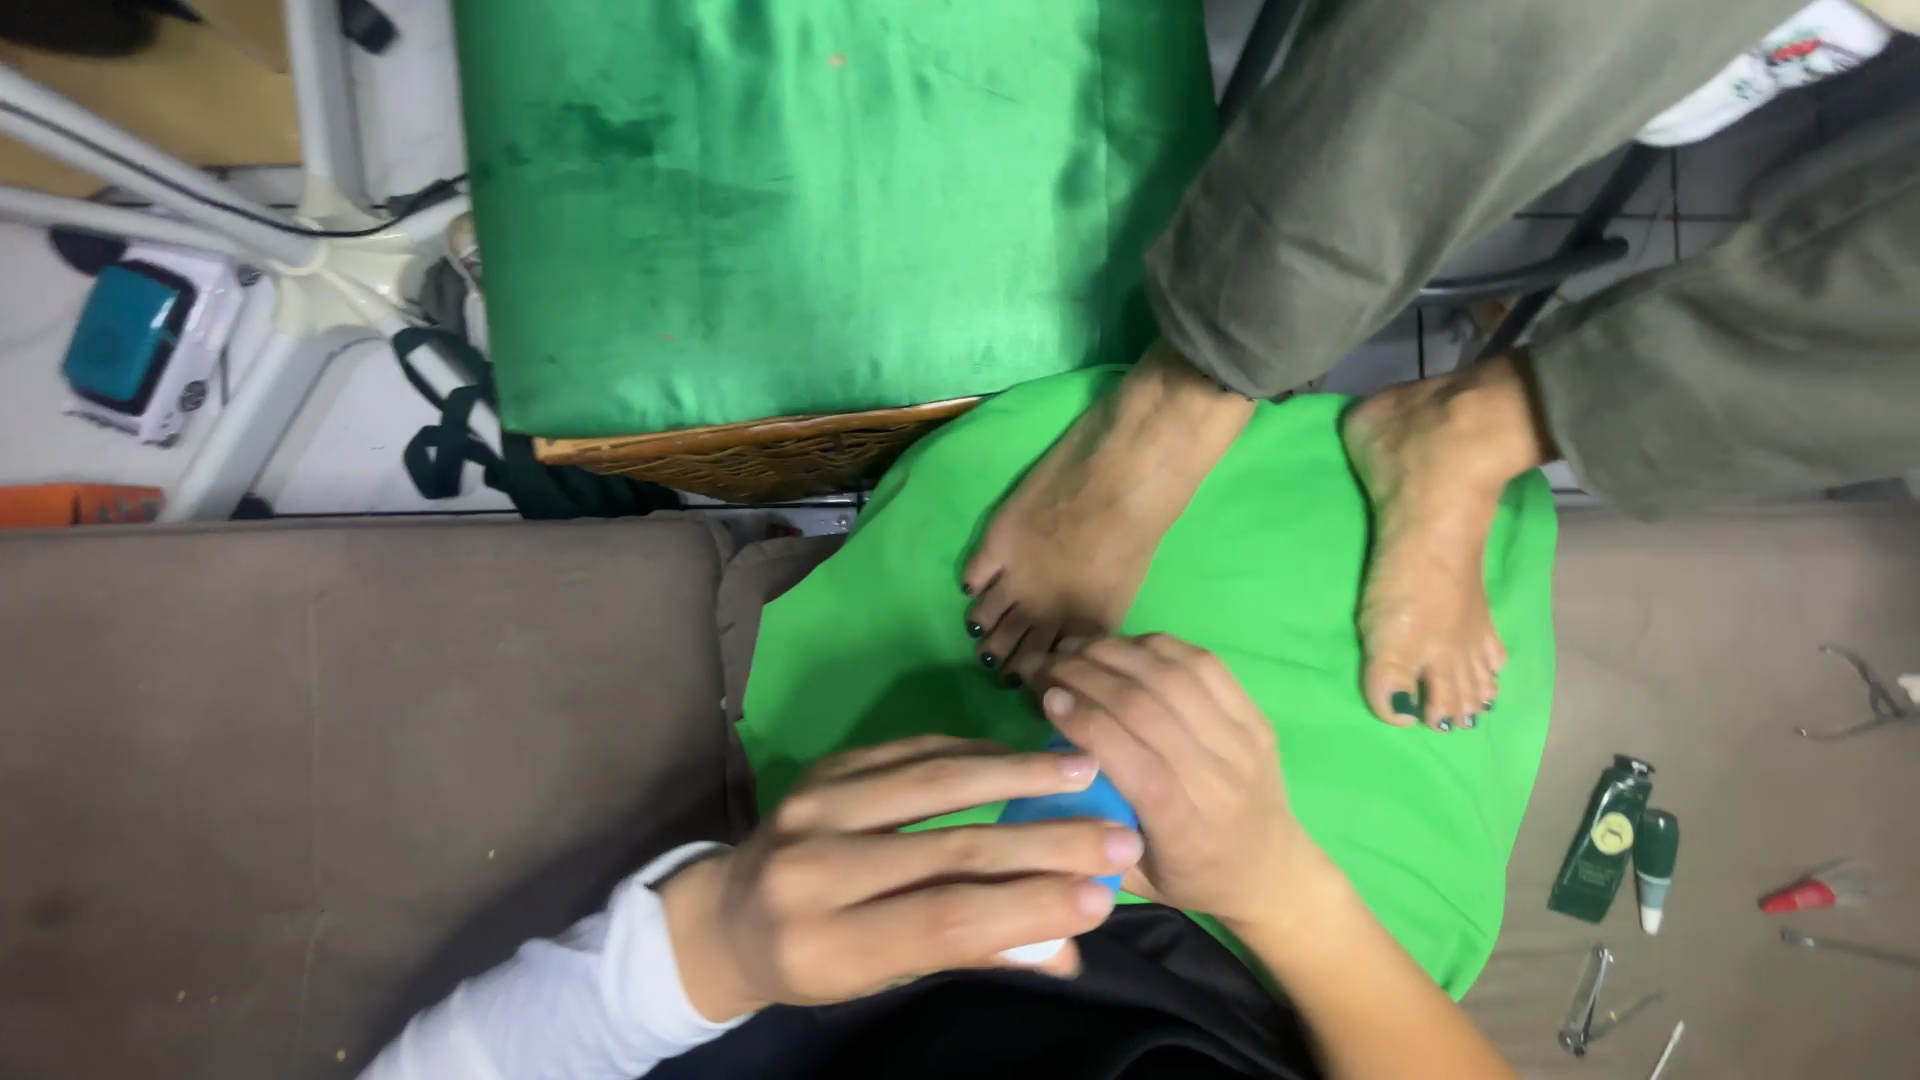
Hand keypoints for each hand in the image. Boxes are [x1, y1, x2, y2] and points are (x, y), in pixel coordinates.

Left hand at [660, 735, 1144, 1020]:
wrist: (727, 912)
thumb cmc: (814, 961)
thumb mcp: (882, 977)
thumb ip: (971, 955)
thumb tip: (1069, 947)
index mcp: (829, 945)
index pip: (946, 920)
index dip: (1029, 907)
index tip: (1102, 898)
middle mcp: (818, 867)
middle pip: (953, 846)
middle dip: (1047, 840)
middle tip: (1118, 835)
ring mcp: (818, 805)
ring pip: (938, 779)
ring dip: (1020, 773)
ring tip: (1083, 770)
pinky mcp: (826, 766)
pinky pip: (913, 749)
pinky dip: (975, 750)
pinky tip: (1020, 754)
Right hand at [1039, 634, 1331, 927]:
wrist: (1271, 872)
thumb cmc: (1190, 877)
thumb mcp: (1130, 876)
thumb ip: (1086, 829)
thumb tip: (1035, 772)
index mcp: (1184, 826)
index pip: (1132, 758)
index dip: (1085, 720)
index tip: (1046, 697)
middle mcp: (1217, 778)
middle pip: (1147, 706)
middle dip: (1086, 674)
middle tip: (1047, 663)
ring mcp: (1242, 741)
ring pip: (1172, 675)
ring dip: (1116, 652)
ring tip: (1077, 648)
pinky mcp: (1254, 716)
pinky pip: (1203, 663)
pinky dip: (1156, 646)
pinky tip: (1123, 646)